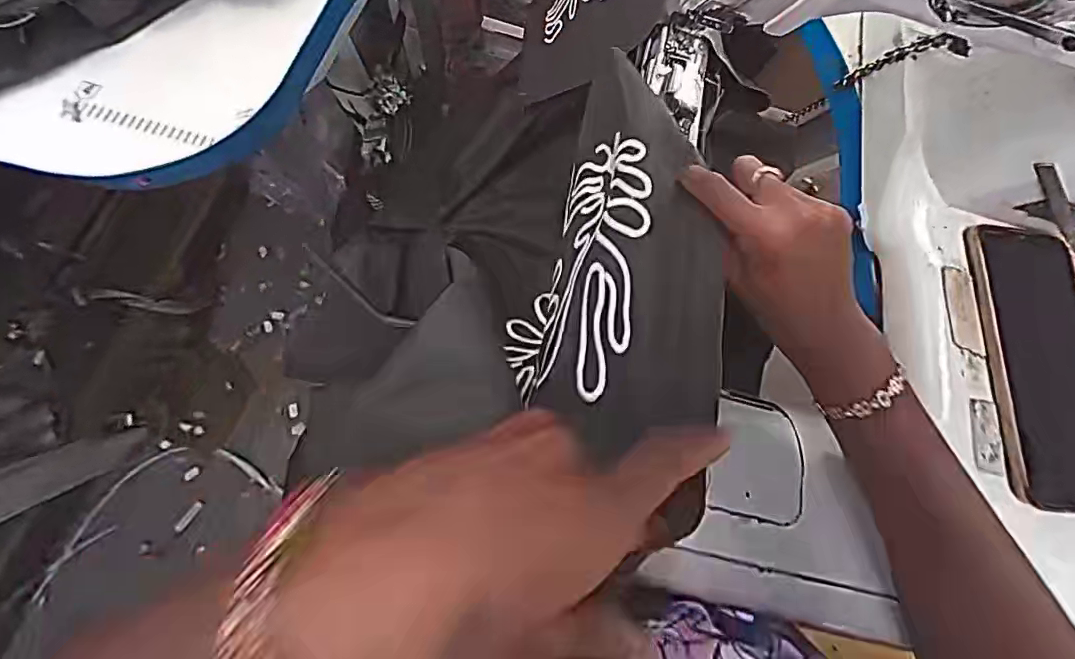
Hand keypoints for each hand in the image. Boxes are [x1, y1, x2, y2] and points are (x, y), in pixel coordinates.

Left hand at [270, 411, 726, 658]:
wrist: (360, 569)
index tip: (714, 436)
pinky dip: (510, 486)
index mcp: (597, 502)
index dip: (695, 447)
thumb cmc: (466, 607)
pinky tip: (474, 527)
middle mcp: (565, 454)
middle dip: (597, 511)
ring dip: (549, 498)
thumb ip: (594, 631)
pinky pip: (511, 458)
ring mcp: (516, 438)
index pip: (664, 461)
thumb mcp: (541, 634)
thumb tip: (636, 641)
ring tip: (514, 549)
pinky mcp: (475, 436)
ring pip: (553, 465)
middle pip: (601, 476)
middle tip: (576, 559)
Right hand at [680, 157, 894, 404]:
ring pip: (776, 180)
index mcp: (765, 234)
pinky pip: (801, 193)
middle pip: (752, 168)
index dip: (698, 179)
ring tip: (774, 232)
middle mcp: (796, 215)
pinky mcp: (836, 211)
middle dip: (740, 184)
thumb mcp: (735, 275)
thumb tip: (705, 203)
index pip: (720, 190)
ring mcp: (820, 211)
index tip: (690, 175)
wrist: (828, 326)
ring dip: (768, 198)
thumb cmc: (784, 312)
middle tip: (741, 211)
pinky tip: (794, 236)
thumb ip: (720, 233)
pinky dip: (792, 209)